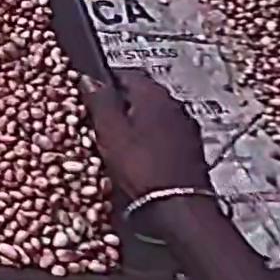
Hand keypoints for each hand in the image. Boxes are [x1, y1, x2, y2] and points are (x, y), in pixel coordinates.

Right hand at [80, 69, 208, 201]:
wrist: (176, 205)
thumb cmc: (139, 164)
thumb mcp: (108, 129)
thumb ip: (99, 100)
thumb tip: (89, 79)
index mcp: (154, 96)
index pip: (126, 74)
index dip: (104, 80)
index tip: (89, 90)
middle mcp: (175, 106)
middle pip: (142, 93)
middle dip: (120, 100)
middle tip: (98, 113)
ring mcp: (186, 128)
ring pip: (154, 112)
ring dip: (135, 117)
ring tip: (114, 133)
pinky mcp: (191, 148)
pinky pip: (163, 131)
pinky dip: (148, 134)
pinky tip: (136, 149)